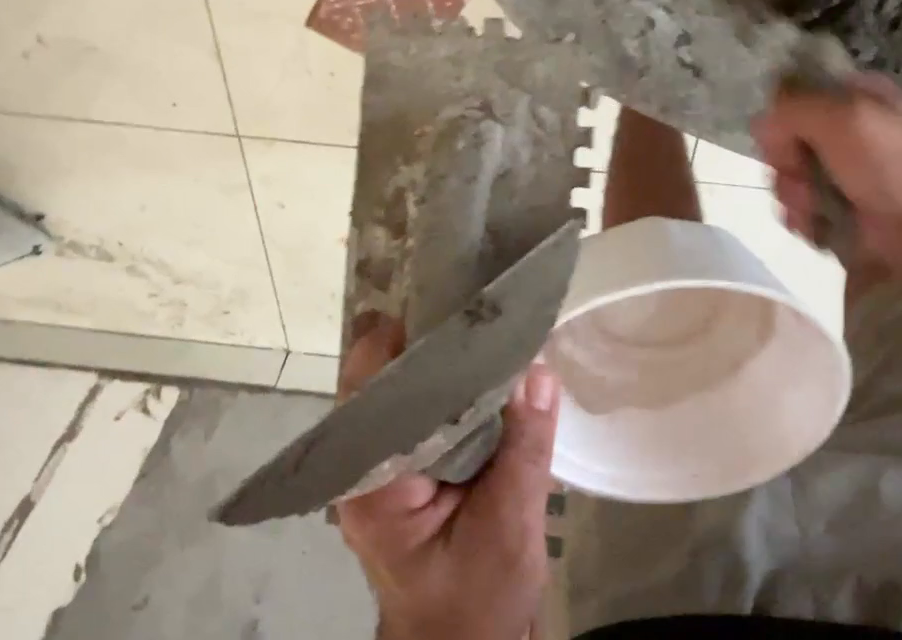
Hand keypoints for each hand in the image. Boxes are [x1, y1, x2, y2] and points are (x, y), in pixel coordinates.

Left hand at [337, 313, 561, 639]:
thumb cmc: (478, 600)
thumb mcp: (509, 529)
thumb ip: (523, 450)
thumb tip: (539, 370)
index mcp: (371, 483)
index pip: (372, 389)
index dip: (407, 341)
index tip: (450, 301)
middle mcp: (362, 468)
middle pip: (382, 381)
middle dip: (428, 342)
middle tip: (477, 302)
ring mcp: (379, 468)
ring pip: (401, 393)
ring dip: (440, 362)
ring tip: (484, 322)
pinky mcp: (403, 471)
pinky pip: (418, 413)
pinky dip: (449, 389)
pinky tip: (485, 368)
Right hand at [752, 74, 901, 266]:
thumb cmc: (891, 167)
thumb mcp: (844, 116)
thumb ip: (793, 104)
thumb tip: (764, 123)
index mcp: (856, 96)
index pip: (794, 93)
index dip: (782, 115)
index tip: (784, 136)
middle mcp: (847, 130)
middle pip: (784, 137)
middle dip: (785, 161)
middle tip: (801, 177)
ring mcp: (842, 172)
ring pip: (787, 174)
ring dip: (792, 195)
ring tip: (813, 211)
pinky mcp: (837, 208)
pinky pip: (798, 206)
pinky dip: (801, 218)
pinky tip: (815, 227)